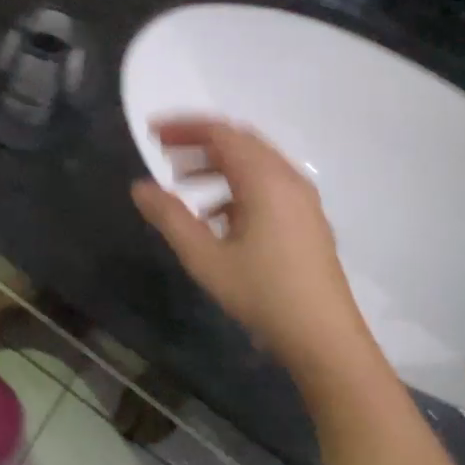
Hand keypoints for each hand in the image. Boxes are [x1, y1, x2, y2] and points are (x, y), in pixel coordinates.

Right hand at [131, 118, 373, 373]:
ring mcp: (302, 200)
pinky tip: (216, 216)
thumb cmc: (262, 293)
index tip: (152, 133)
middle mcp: (288, 179)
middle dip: (199, 143)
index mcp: (265, 180)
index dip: (184, 128)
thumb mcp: (205, 258)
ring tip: (183, 184)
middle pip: (241, 142)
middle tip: (163, 153)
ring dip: (217, 165)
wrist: (324, 337)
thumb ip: (170, 217)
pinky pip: (267, 185)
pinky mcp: (307, 220)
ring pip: (255, 164)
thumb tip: (140, 187)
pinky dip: (236, 185)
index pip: (221, 133)